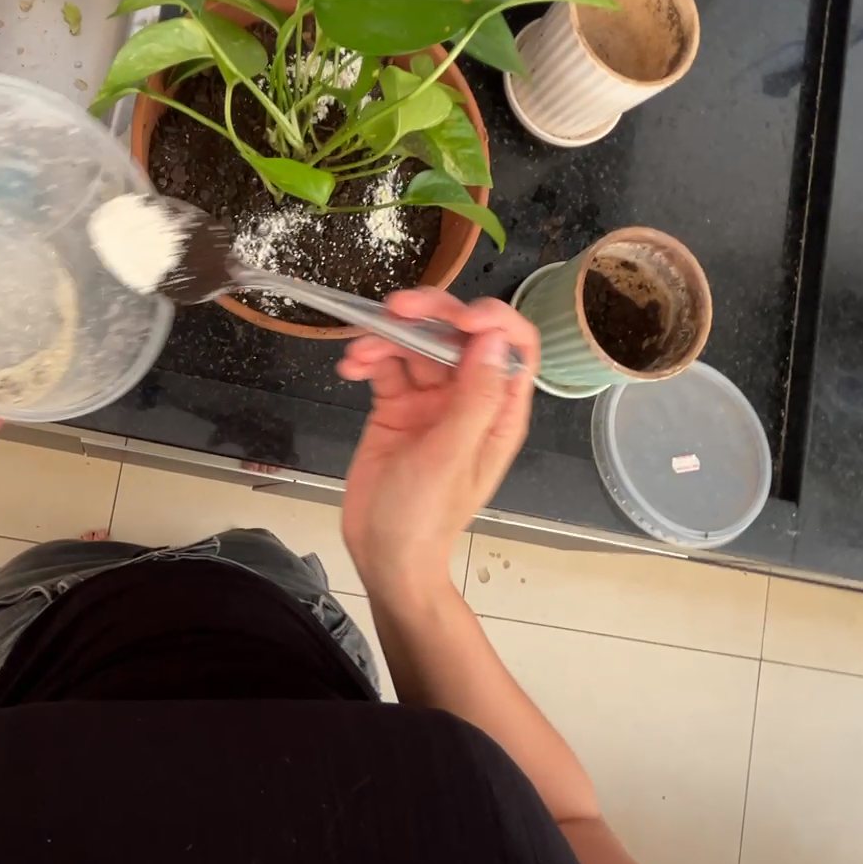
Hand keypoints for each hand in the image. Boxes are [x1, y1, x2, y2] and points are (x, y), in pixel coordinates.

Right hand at [336, 288, 538, 599]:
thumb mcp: (451, 458)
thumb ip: (474, 398)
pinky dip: (368, 360)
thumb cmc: (424, 517)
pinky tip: (350, 368)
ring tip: (358, 355)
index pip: (512, 347)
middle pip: (457, 336)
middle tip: (395, 309)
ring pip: (415, 347)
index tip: (458, 319)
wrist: (382, 554)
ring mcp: (429, 402)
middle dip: (430, 316)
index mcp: (497, 412)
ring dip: (386, 340)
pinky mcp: (394, 407)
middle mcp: (466, 399)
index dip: (492, 321)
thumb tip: (491, 338)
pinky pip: (385, 368)